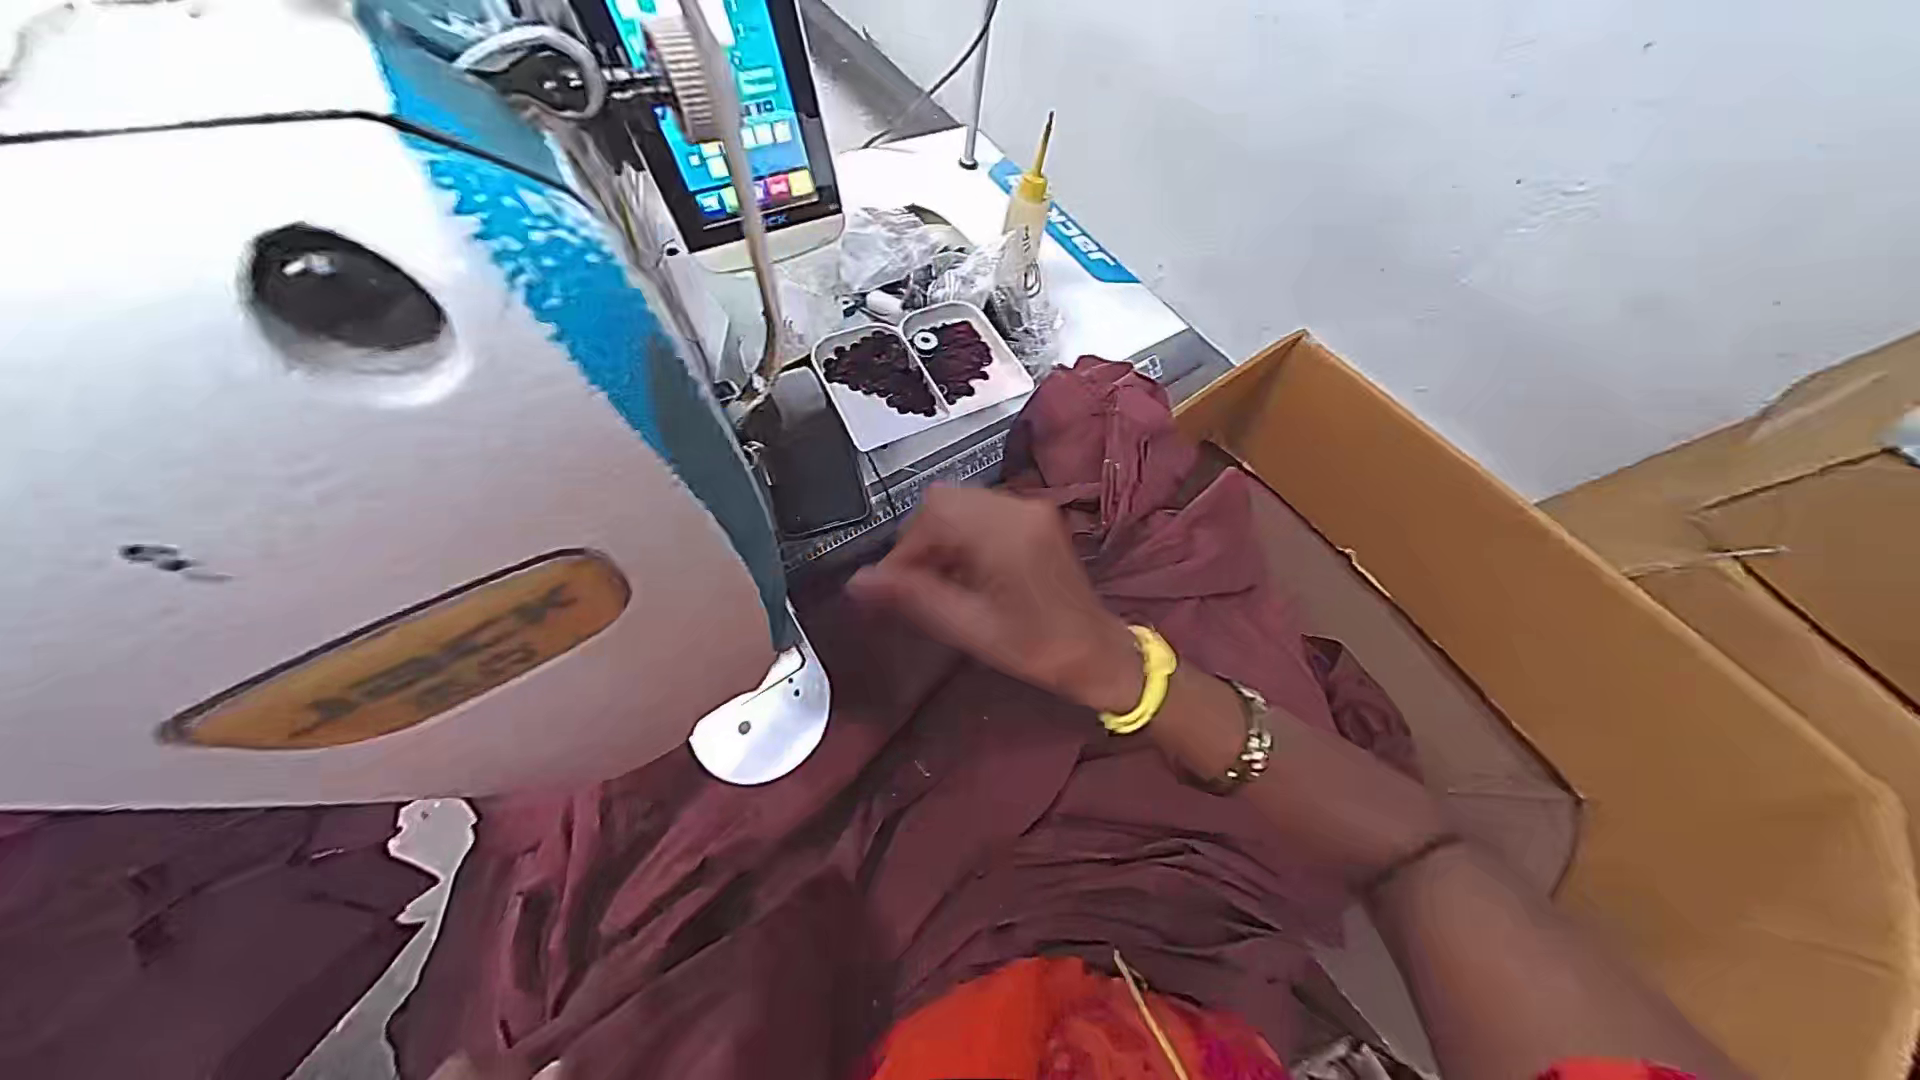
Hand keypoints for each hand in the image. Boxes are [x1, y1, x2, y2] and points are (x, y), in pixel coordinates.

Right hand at [849, 486, 1144, 712]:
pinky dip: (959, 533)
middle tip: (913, 581)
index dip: (902, 550)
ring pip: (959, 501)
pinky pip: (980, 509)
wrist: (1098, 652)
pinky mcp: (1034, 517)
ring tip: (938, 579)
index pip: (931, 516)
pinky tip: (963, 569)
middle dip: (918, 539)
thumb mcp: (970, 629)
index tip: (891, 586)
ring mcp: (1030, 509)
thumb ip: (914, 598)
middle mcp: (1019, 510)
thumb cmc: (1041, 650)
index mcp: (1005, 535)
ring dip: (937, 535)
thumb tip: (859, 582)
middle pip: (942, 500)